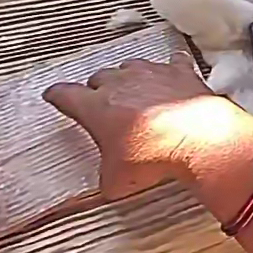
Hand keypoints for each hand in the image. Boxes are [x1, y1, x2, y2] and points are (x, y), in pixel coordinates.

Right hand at [43, 53, 245, 199]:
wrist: (197, 137)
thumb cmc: (154, 155)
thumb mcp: (115, 180)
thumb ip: (103, 178)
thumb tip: (101, 190)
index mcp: (97, 106)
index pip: (66, 94)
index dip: (58, 95)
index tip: (55, 95)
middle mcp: (122, 82)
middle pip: (101, 77)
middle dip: (98, 88)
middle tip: (101, 101)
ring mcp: (153, 73)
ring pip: (132, 66)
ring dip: (131, 76)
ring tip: (133, 88)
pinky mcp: (181, 72)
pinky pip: (173, 61)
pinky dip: (172, 66)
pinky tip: (174, 70)